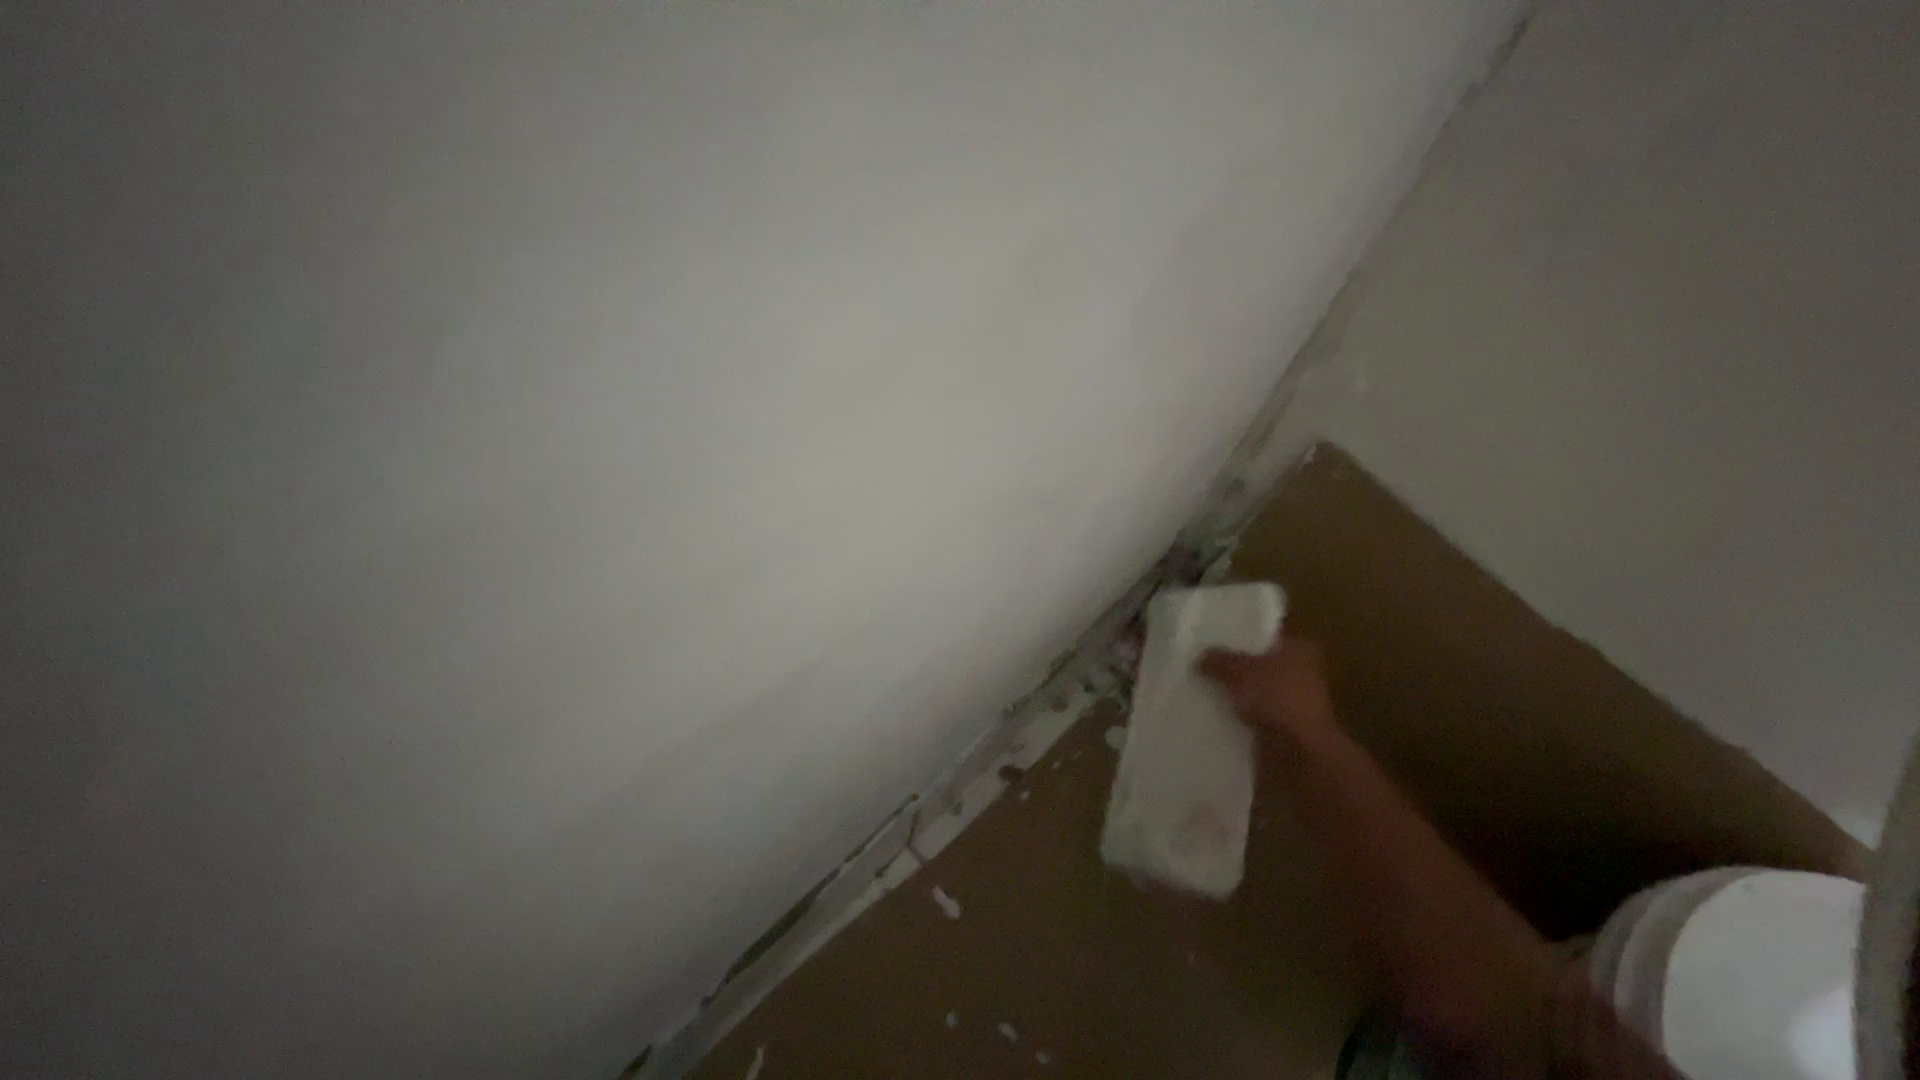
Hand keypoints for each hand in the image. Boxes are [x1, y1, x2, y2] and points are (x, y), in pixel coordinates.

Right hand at [1196, 633, 1336, 740]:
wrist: (1300, 754)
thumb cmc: (1278, 699)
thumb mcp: (1241, 670)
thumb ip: (1220, 661)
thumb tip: (1200, 657)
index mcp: (1300, 650)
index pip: (1265, 638)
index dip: (1239, 640)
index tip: (1210, 644)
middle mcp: (1301, 674)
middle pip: (1258, 668)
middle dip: (1233, 671)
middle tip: (1198, 668)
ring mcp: (1293, 706)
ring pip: (1254, 695)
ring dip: (1234, 698)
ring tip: (1199, 694)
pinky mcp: (1283, 732)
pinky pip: (1252, 720)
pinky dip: (1236, 721)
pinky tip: (1211, 719)